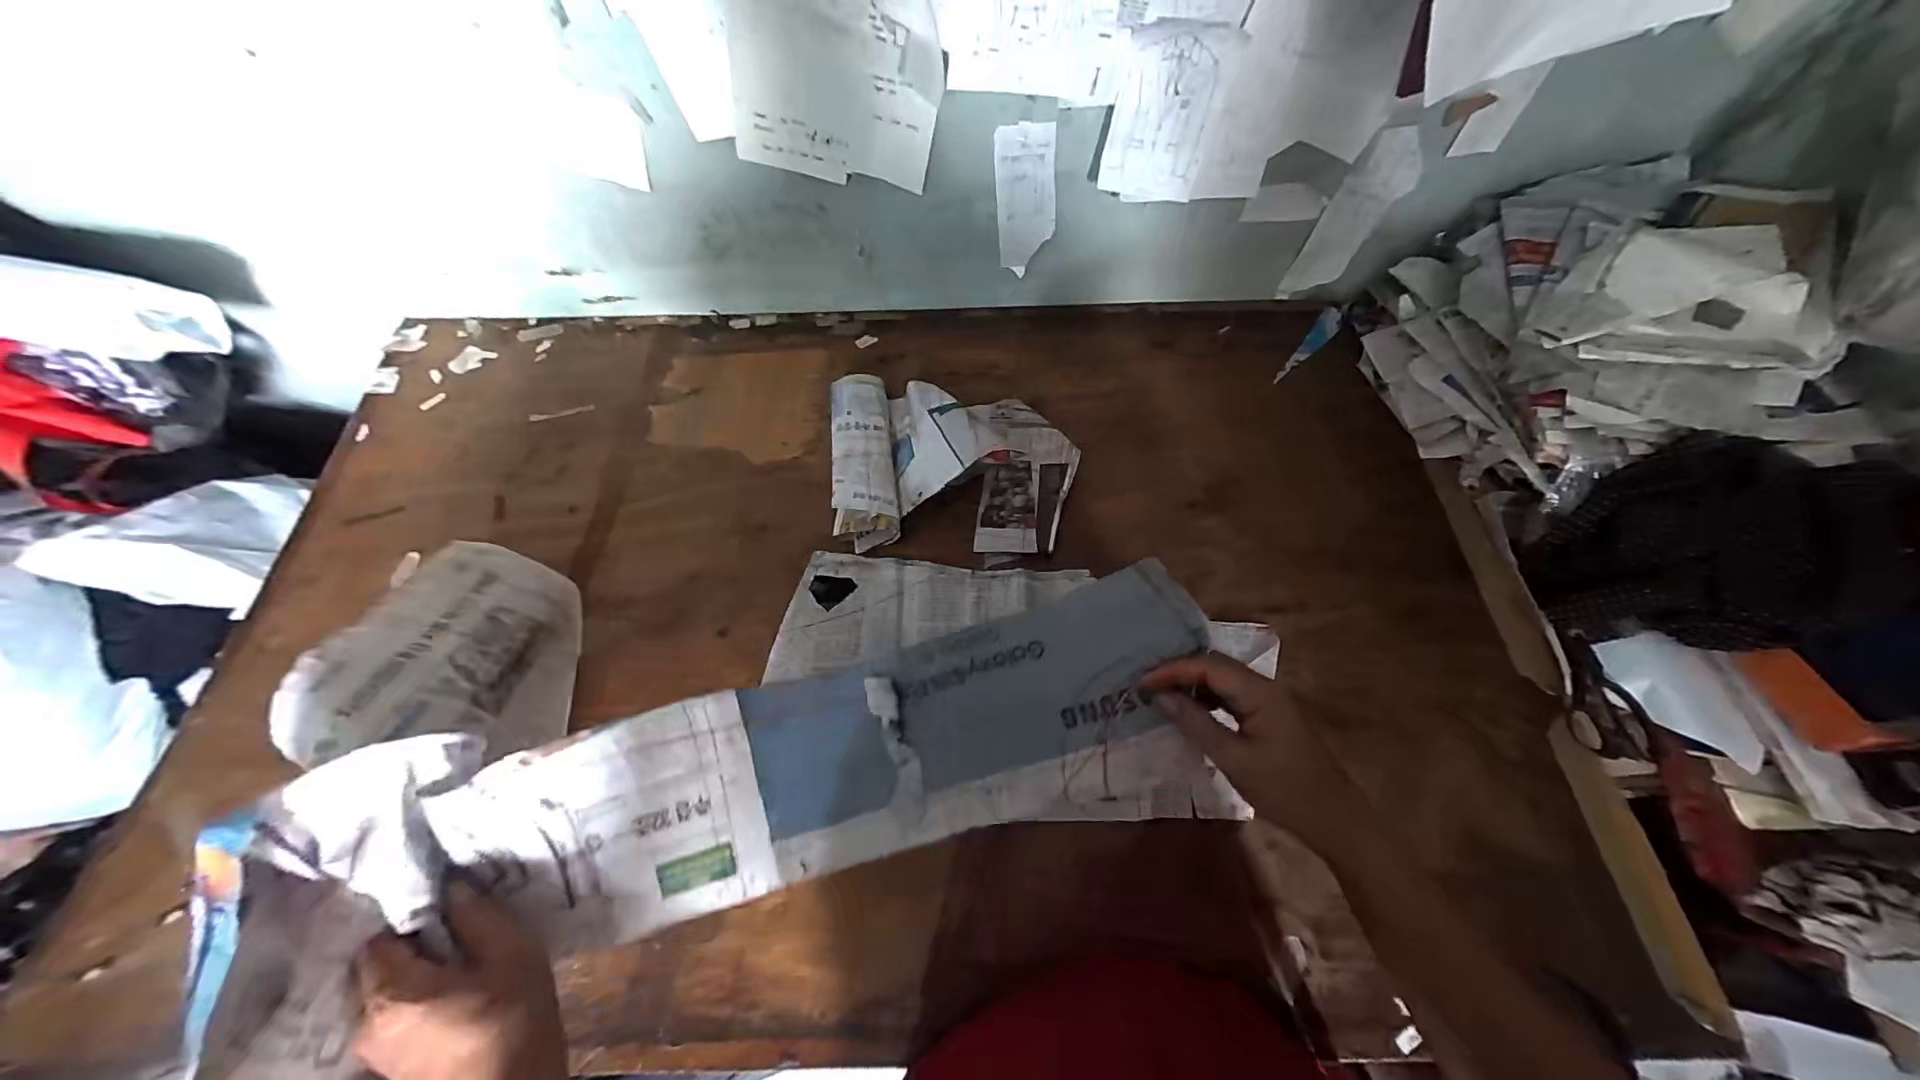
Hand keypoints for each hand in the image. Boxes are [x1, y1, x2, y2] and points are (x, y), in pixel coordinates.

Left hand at [354, 879, 566, 1079]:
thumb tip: (453, 886)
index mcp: (390, 993)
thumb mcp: (512, 952)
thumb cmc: (512, 1017)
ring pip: (386, 993)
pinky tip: (453, 995)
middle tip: (458, 933)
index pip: (378, 939)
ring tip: (460, 963)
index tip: (447, 908)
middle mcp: (365, 1024)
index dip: (411, 918)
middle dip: (413, 947)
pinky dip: (417, 1000)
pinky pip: (394, 1017)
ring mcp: (374, 1052)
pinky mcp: (390, 1067)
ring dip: (417, 975)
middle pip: (377, 968)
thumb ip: (479, 916)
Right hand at [1138, 652, 1362, 843]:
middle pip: (1215, 664)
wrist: (1334, 819)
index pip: (1208, 665)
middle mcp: (1265, 687)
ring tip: (1160, 696)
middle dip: (1178, 671)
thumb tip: (1160, 696)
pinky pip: (1231, 695)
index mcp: (1260, 692)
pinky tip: (1188, 710)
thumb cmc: (1284, 790)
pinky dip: (1206, 697)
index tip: (1141, 682)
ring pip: (1222, 678)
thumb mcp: (1233, 758)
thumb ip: (1195, 723)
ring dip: (1191, 683)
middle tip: (1145, 686)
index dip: (1172, 669)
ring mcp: (1269, 700)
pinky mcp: (1268, 715)